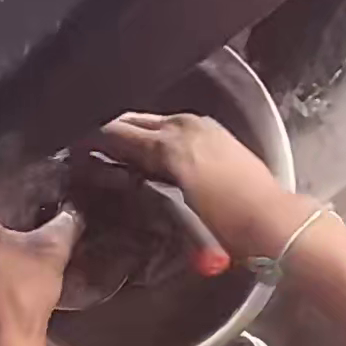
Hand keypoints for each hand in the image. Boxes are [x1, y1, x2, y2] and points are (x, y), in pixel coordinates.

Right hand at [93, 112, 315, 258]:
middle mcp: (185, 126)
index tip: (74, 146)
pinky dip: (155, 141)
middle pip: (136, 122)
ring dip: (133, 136)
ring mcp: (203, 130)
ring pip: (155, 125)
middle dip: (111, 132)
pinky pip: (174, 132)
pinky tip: (150, 159)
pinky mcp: (216, 140)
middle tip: (87, 148)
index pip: (120, 130)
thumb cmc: (226, 222)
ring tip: (113, 154)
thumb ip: (143, 170)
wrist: (272, 224)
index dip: (93, 137)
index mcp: (171, 141)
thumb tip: (112, 159)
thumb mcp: (176, 202)